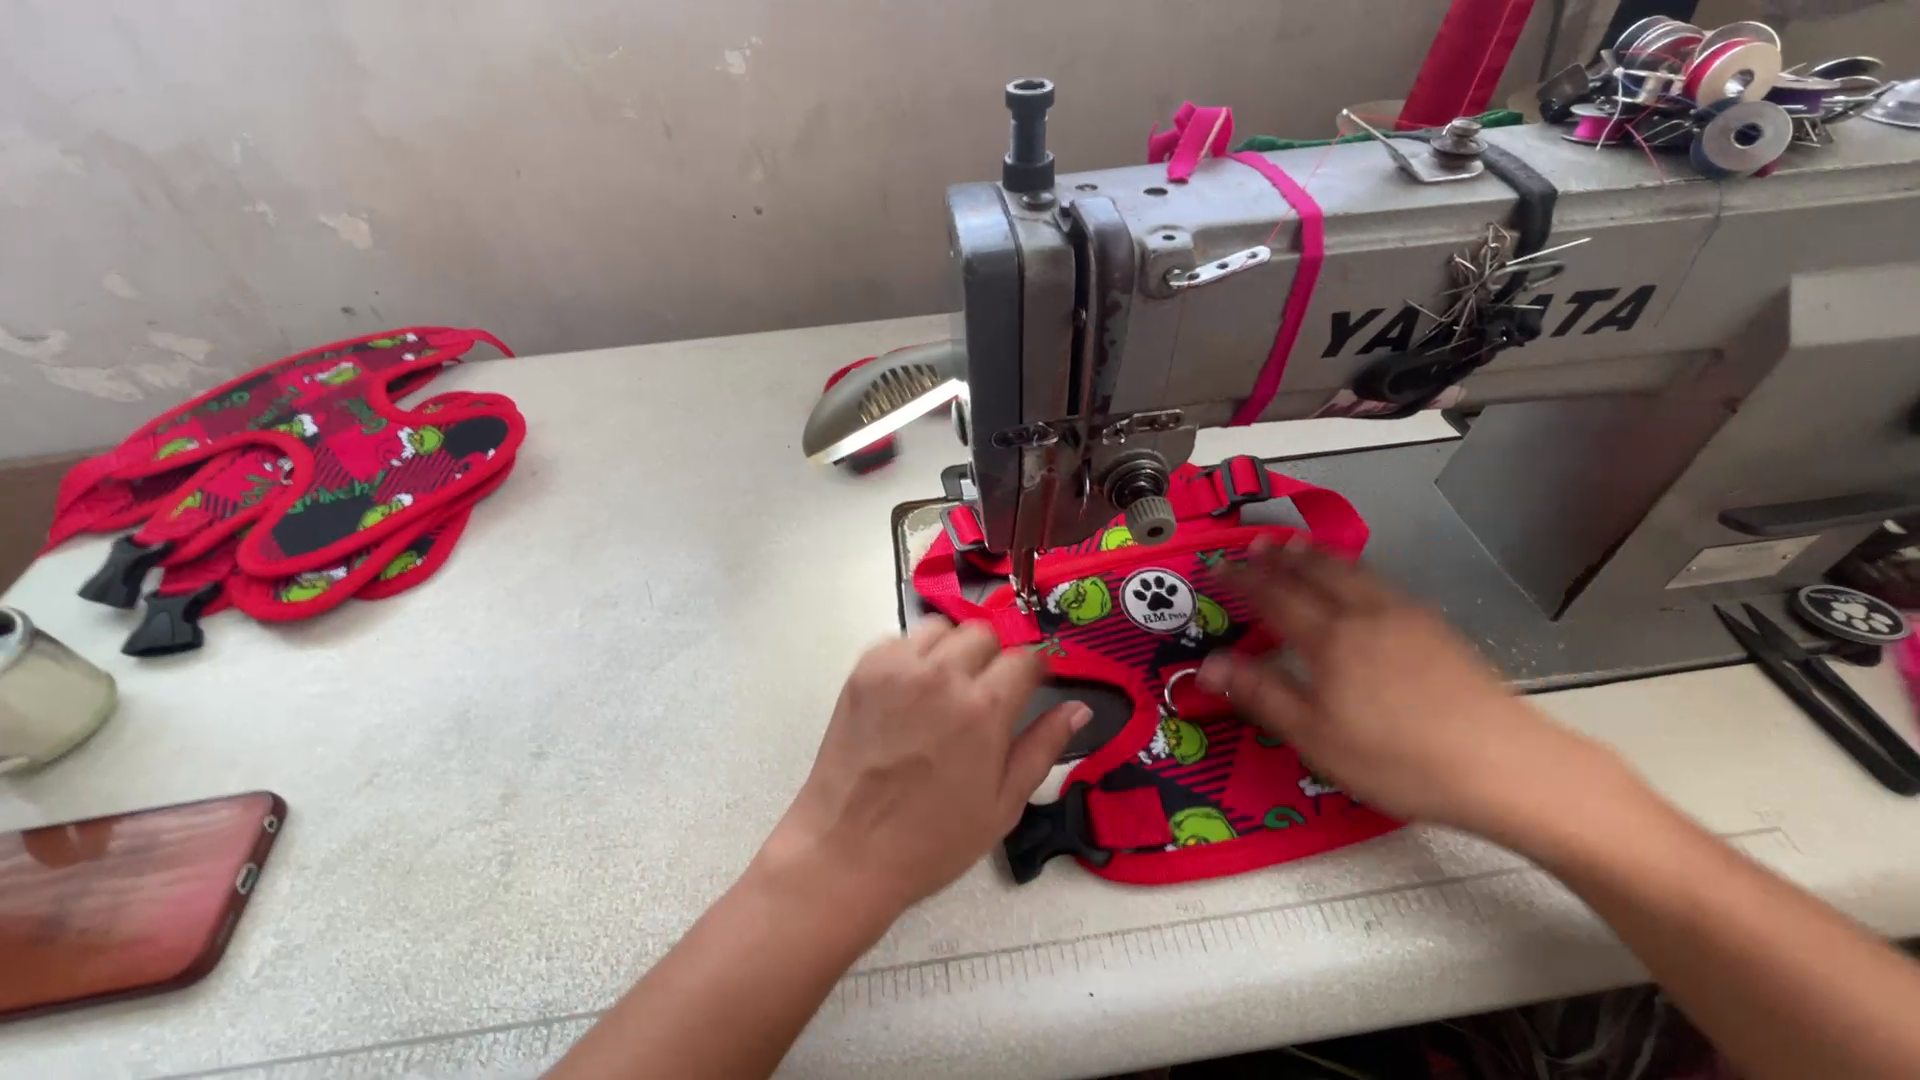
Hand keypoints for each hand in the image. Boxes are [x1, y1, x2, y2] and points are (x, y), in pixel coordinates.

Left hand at [759, 618, 1090, 923]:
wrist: (846, 850)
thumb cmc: (933, 840)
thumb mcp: (1003, 805)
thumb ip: (1043, 748)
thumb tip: (1079, 708)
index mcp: (984, 708)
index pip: (1026, 657)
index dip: (1035, 670)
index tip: (1032, 686)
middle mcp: (942, 675)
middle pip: (984, 633)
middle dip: (994, 657)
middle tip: (986, 693)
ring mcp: (897, 668)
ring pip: (942, 627)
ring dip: (953, 648)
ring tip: (947, 686)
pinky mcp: (863, 671)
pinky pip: (900, 638)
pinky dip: (914, 654)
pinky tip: (912, 690)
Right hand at [1199, 542, 1627, 844]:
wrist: (1503, 764)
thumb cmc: (1397, 759)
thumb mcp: (1315, 737)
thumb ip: (1261, 694)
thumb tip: (1207, 664)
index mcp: (1330, 639)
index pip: (1275, 596)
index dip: (1243, 580)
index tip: (1219, 568)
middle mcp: (1365, 614)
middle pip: (1316, 572)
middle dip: (1280, 557)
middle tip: (1255, 546)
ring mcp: (1406, 616)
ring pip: (1353, 570)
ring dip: (1317, 556)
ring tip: (1296, 548)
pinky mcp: (1436, 627)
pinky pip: (1381, 581)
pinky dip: (1353, 569)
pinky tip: (1358, 581)